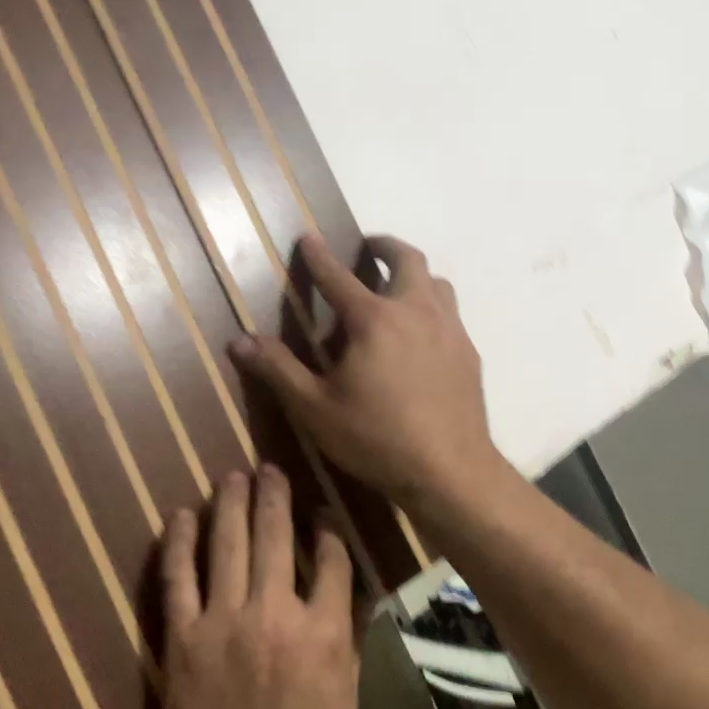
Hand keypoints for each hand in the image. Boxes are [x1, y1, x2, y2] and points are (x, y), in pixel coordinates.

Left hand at [160, 466, 358, 708]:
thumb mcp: (347, 699)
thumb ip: (347, 637)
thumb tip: (348, 588)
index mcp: (322, 635)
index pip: (330, 563)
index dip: (326, 531)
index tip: (320, 512)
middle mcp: (274, 616)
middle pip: (276, 540)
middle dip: (274, 498)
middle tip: (270, 470)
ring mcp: (224, 621)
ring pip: (228, 546)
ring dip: (231, 505)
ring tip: (234, 476)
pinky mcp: (184, 634)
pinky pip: (179, 576)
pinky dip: (180, 542)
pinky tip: (184, 514)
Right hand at [230, 234, 510, 514]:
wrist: (450, 472)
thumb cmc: (375, 438)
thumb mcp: (314, 408)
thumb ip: (278, 370)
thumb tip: (240, 341)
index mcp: (373, 320)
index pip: (338, 276)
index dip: (319, 256)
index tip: (309, 237)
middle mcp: (415, 312)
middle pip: (406, 259)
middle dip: (383, 246)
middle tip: (367, 248)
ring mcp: (449, 330)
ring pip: (436, 283)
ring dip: (413, 275)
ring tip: (396, 288)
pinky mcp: (469, 353)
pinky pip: (450, 314)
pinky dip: (431, 308)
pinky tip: (421, 336)